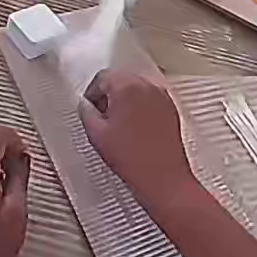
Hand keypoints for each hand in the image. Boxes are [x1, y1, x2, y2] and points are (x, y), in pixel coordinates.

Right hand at [78, 70, 195, 206]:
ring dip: (124, 99)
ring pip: (136, 88)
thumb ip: (85, 112)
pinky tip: (132, 127)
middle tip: (100, 113)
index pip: (102, 77)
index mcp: (127, 87)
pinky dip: (139, 106)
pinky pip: (150, 99)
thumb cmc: (134, 158)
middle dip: (108, 93)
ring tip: (116, 122)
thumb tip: (86, 106)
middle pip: (121, 79)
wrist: (162, 178)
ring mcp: (162, 98)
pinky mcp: (171, 110)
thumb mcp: (96, 133)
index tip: (89, 105)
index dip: (92, 92)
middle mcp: (147, 87)